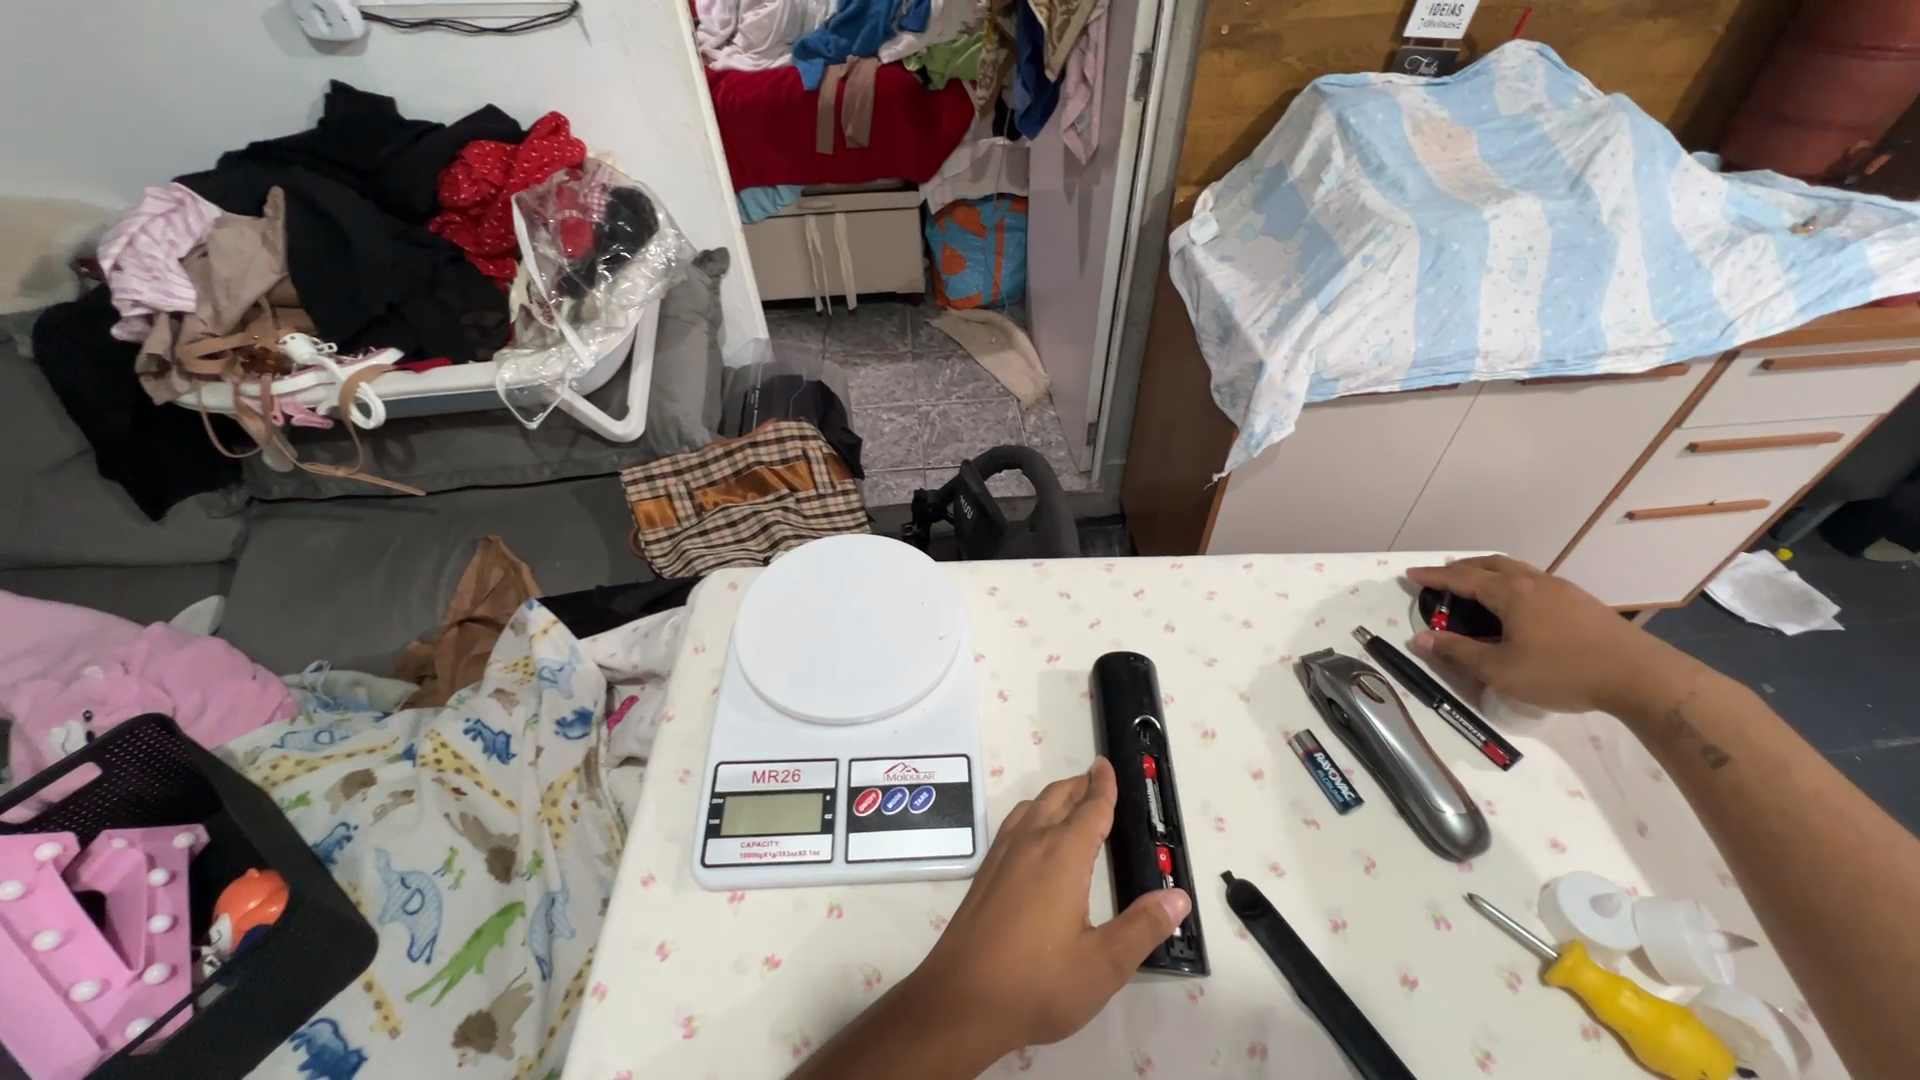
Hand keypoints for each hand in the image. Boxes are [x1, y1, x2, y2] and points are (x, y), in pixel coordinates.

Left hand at [907, 758, 1190, 1054]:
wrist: (961, 1001)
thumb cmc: (1037, 983)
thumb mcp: (1103, 965)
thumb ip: (1143, 928)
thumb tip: (1178, 898)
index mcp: (1063, 855)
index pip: (1091, 809)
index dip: (1103, 786)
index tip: (1107, 764)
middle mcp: (1030, 844)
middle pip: (1058, 798)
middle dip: (1080, 785)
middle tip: (1099, 780)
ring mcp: (1002, 857)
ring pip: (1032, 808)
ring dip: (1055, 798)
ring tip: (1072, 804)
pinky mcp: (985, 874)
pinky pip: (1014, 826)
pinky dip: (1034, 815)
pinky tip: (1035, 840)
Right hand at [1406, 555, 1700, 715]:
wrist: (1641, 677)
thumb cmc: (1563, 672)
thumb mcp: (1501, 670)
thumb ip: (1458, 653)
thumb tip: (1420, 639)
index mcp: (1511, 594)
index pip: (1462, 578)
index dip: (1434, 577)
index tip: (1410, 574)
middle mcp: (1535, 583)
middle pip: (1491, 564)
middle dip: (1461, 567)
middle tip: (1441, 575)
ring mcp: (1563, 590)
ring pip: (1517, 569)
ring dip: (1489, 571)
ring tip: (1476, 583)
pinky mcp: (1582, 603)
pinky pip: (1535, 580)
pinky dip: (1512, 582)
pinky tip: (1517, 603)